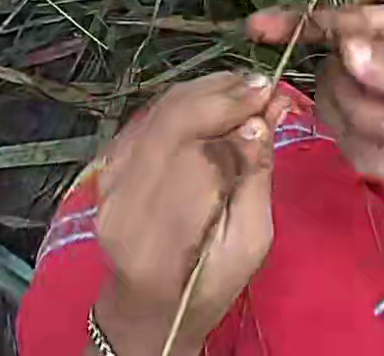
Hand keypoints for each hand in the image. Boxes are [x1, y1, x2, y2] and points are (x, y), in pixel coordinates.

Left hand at [93, 72, 288, 354]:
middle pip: (175, 122)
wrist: (149, 299)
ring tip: (247, 85)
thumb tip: (260, 121)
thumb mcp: (250, 243)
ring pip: (164, 108)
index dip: (236, 122)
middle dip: (224, 96)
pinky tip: (219, 94)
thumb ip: (255, 179)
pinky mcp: (111, 157)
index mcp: (158, 241)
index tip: (272, 100)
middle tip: (263, 85)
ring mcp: (110, 176)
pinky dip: (191, 95)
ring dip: (210, 88)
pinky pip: (155, 110)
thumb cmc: (208, 281)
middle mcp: (124, 201)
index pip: (198, 158)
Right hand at [246, 5, 383, 232]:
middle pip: (330, 76)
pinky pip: (348, 146)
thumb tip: (346, 51)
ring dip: (368, 138)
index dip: (292, 23)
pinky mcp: (377, 140)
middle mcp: (376, 61)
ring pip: (335, 114)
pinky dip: (373, 161)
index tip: (254, 29)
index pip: (334, 21)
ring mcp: (375, 102)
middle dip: (359, 109)